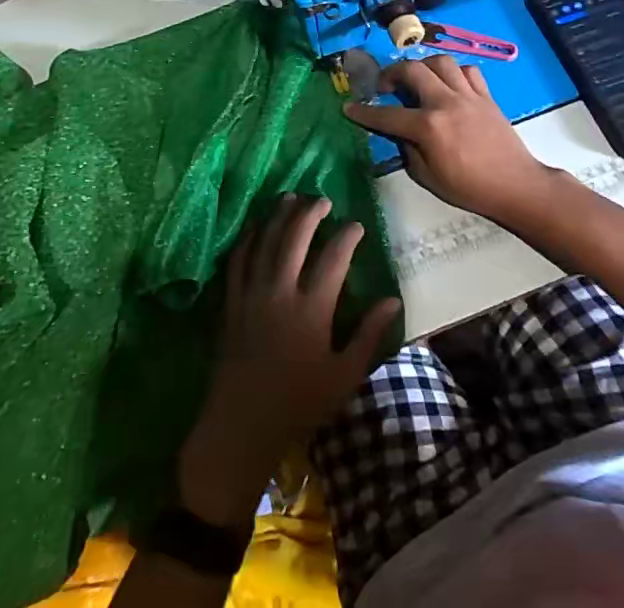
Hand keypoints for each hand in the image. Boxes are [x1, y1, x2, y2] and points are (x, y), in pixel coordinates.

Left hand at [177, 195, 400, 526]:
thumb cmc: (299, 403)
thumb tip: (392, 300)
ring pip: (264, 244)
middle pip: (294, 240)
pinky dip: (247, 240)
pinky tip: (254, 229)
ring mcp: (251, 297)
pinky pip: (237, 263)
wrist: (241, 426)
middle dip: (310, 214)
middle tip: (322, 200)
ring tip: (289, 198)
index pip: (334, 259)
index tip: (357, 225)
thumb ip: (368, 334)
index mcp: (312, 309)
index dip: (347, 237)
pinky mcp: (231, 305)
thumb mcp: (344, 374)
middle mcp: (280, 293)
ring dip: (277, 218)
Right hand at [343, 56, 558, 223]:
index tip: (349, 107)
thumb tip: (400, 132)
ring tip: (417, 80)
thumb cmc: (469, 188)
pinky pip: (467, 70)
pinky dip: (454, 72)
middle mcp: (446, 102)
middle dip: (390, 73)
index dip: (363, 112)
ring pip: (441, 61)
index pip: (387, 115)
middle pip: (412, 70)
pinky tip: (449, 85)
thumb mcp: (428, 177)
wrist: (514, 184)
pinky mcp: (486, 95)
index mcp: (428, 127)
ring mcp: (469, 95)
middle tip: (384, 86)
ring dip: (423, 66)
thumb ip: (408, 150)